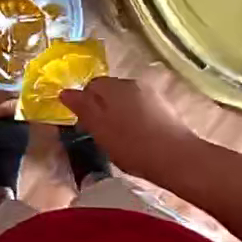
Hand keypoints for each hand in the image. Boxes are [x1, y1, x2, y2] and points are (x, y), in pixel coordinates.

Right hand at [59, 77, 203, 182]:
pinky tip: (137, 139)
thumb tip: (65, 91)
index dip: (84, 103)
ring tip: (119, 139)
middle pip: (109, 91)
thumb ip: (82, 107)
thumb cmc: (131, 145)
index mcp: (114, 86)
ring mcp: (152, 95)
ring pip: (126, 101)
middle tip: (100, 134)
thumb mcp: (99, 128)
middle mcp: (133, 83)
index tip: (84, 125)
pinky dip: (135, 120)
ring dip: (119, 114)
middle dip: (102, 108)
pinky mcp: (165, 109)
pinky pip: (141, 110)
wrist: (176, 158)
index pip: (91, 85)